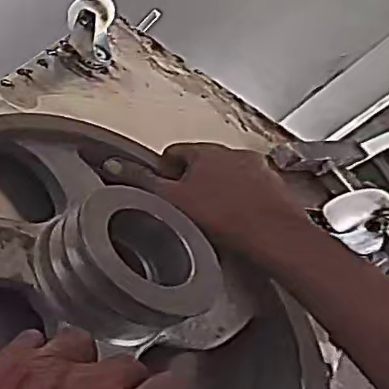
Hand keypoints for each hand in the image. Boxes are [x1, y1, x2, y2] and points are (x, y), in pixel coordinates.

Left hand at [0, 326, 190, 388]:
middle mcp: (95, 383)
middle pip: (129, 366)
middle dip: (128, 386)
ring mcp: (52, 364)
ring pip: (84, 344)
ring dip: (84, 363)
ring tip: (72, 386)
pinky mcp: (14, 358)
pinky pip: (36, 340)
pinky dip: (39, 353)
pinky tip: (33, 373)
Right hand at [114, 143, 313, 258]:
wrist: (274, 236)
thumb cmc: (225, 217)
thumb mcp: (172, 199)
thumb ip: (142, 180)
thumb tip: (113, 165)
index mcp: (207, 151)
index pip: (174, 152)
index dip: (164, 172)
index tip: (165, 190)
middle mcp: (234, 153)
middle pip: (202, 163)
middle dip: (193, 180)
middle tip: (187, 207)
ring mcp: (259, 169)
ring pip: (228, 176)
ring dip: (219, 190)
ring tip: (213, 216)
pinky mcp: (276, 188)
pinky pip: (250, 190)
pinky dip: (242, 201)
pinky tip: (236, 221)